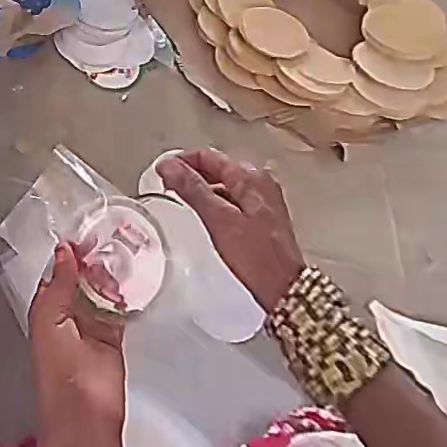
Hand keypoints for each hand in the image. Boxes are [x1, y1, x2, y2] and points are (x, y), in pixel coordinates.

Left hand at [31, 242, 127, 446]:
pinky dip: (127, 294)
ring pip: (101, 291)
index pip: (57, 270)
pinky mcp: (113, 341)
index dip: (70, 249)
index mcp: (46, 311)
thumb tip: (63, 250)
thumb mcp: (52, 328)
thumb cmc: (64, 381)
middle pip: (81, 278)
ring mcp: (91, 329)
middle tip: (118, 229)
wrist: (87, 435)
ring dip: (112, 273)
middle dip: (95, 257)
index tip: (90, 224)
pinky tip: (140, 277)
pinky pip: (119, 310)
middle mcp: (67, 316)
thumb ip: (59, 289)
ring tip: (131, 245)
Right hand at [159, 149, 305, 310]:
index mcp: (251, 178)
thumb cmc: (257, 257)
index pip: (208, 156)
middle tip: (167, 183)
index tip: (162, 171)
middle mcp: (260, 184)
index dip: (181, 161)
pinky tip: (203, 216)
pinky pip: (232, 200)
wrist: (284, 289)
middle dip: (190, 173)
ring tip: (180, 198)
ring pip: (224, 184)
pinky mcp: (262, 218)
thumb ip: (192, 189)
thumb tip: (170, 165)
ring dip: (201, 188)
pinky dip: (214, 202)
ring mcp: (263, 201)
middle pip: (217, 167)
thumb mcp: (218, 219)